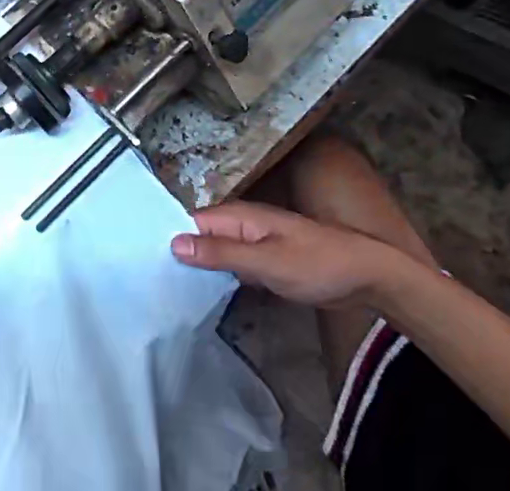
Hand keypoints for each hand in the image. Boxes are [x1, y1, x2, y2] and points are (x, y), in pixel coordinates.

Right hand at [170, 201, 409, 307]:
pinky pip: (231, 264)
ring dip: (196, 265)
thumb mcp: (266, 262)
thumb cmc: (317, 264)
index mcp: (239, 216)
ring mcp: (253, 244)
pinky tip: (201, 293)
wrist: (367, 277)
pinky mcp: (264, 262)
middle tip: (148, 279)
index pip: (191, 221)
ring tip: (164, 286)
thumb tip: (175, 242)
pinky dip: (217, 275)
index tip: (142, 259)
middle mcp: (242, 225)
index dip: (168, 237)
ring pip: (215, 251)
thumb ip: (221, 252)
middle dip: (178, 252)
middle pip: (200, 235)